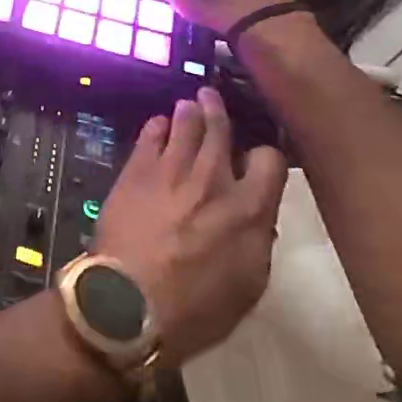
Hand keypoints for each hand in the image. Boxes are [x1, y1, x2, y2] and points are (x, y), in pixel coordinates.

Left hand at [91, 87, 286, 366]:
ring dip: (187, 113)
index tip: (256, 152)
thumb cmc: (198, 305)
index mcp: (252, 210)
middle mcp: (213, 182)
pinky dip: (154, 129)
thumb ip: (256, 241)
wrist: (132, 299)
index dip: (263, 154)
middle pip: (220, 135)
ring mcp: (170, 174)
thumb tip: (255, 219)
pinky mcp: (133, 176)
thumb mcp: (250, 282)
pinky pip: (147, 143)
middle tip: (212, 97)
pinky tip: (156, 122)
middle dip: (219, 113)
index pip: (269, 163)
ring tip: (189, 101)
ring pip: (183, 131)